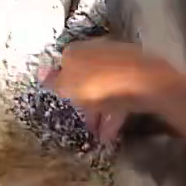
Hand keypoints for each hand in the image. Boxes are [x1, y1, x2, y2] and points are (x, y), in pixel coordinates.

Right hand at [41, 39, 182, 141]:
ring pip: (104, 87)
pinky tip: (112, 132)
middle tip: (83, 121)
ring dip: (99, 111)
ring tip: (99, 135)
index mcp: (77, 50)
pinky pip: (121, 93)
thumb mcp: (68, 87)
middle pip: (85, 76)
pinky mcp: (138, 73)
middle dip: (83, 100)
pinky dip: (115, 112)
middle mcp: (97, 50)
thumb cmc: (99, 85)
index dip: (62, 84)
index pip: (63, 63)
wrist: (145, 82)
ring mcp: (119, 60)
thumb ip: (53, 81)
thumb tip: (39, 71)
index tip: (63, 101)